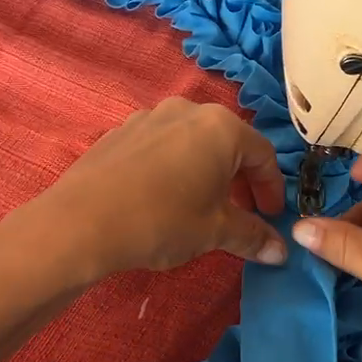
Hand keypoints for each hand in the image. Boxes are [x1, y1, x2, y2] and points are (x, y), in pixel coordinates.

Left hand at [25, 98, 287, 280]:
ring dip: (204, 172)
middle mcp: (187, 110)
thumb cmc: (162, 220)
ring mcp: (149, 116)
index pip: (263, 154)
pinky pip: (160, 147)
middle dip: (239, 180)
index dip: (272, 189)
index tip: (271, 219)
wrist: (81, 222)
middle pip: (227, 143)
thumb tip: (281, 251)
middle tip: (240, 215)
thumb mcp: (214, 232)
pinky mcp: (120, 131)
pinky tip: (161, 198)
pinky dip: (172, 168)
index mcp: (220, 127)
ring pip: (191, 143)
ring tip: (200, 207)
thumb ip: (252, 236)